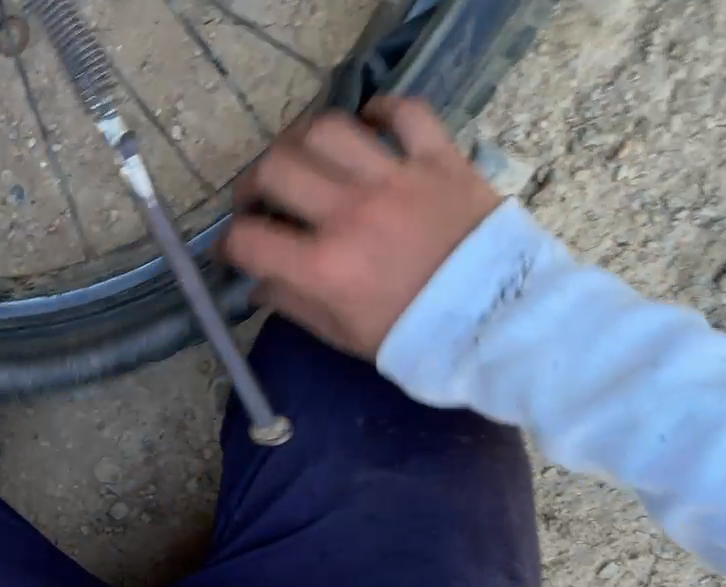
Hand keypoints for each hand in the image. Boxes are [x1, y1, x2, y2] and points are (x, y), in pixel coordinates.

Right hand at [222, 97, 503, 358]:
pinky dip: (380, 111)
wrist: (498, 322)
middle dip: (252, 182)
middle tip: (258, 197)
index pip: (247, 239)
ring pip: (328, 130)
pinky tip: (366, 124)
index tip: (232, 249)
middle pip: (276, 168)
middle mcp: (350, 214)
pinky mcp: (439, 160)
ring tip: (304, 160)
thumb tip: (258, 286)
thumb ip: (292, 304)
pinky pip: (405, 113)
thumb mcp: (339, 333)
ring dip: (302, 142)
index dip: (227, 243)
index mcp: (322, 267)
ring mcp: (395, 180)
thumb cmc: (411, 335)